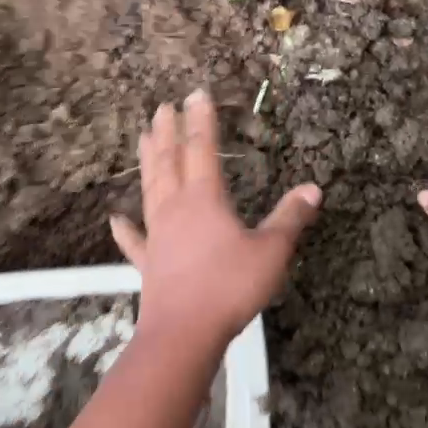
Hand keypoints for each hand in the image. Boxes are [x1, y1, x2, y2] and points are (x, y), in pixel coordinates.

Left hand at [111, 89, 322, 349]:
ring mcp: (158, 236)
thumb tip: (312, 189)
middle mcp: (176, 209)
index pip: (202, 148)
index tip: (196, 93)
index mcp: (205, 199)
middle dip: (167, 132)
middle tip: (162, 107)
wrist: (183, 334)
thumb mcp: (271, 251)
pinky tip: (115, 218)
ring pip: (150, 189)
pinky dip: (124, 228)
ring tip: (141, 138)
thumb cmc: (229, 287)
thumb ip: (290, 219)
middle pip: (169, 161)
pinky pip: (134, 240)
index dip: (201, 119)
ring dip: (147, 162)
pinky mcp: (148, 263)